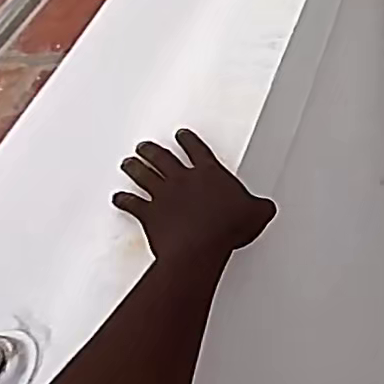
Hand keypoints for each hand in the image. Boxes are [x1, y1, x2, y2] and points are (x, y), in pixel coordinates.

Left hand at [114, 129, 275, 261]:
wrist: (200, 248)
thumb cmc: (227, 229)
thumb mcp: (257, 214)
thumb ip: (258, 206)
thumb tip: (264, 208)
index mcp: (210, 174)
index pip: (197, 150)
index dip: (189, 140)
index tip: (182, 135)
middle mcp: (183, 179)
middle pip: (163, 157)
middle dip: (152, 149)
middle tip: (146, 145)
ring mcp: (163, 195)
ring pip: (143, 174)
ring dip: (134, 167)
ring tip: (129, 162)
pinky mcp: (149, 213)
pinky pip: (131, 202)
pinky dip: (123, 199)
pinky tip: (119, 197)